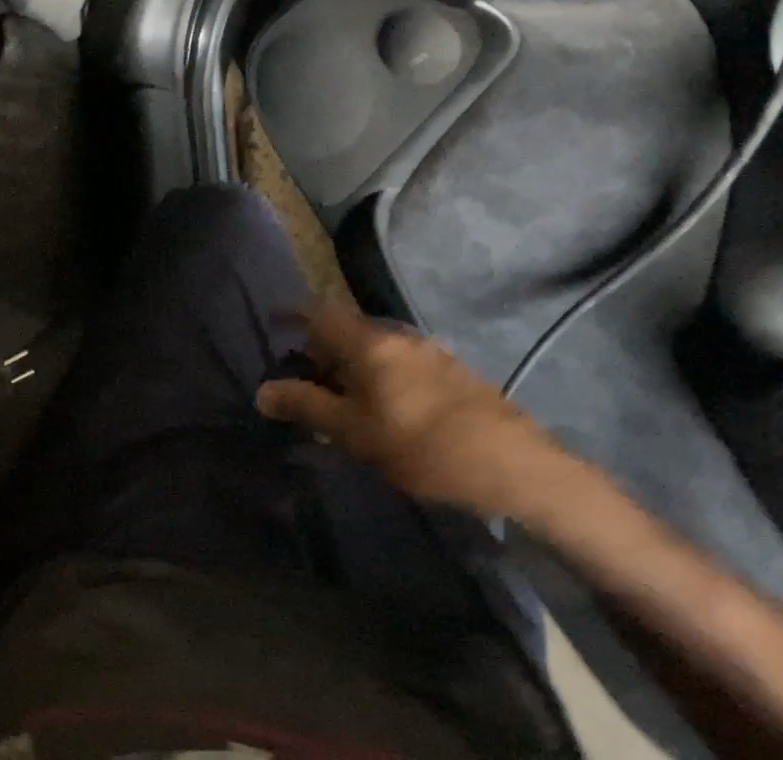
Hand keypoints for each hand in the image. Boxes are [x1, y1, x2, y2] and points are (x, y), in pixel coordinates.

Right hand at [255, 302, 555, 514]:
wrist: (519, 469)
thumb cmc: (421, 446)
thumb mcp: (351, 432)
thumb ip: (304, 406)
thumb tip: (263, 391)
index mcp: (370, 343)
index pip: (320, 312)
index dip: (293, 314)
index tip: (273, 323)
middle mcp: (400, 338)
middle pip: (348, 333)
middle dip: (322, 352)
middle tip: (305, 383)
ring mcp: (433, 355)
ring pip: (377, 352)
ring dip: (353, 369)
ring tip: (343, 404)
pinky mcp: (457, 376)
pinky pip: (402, 366)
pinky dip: (381, 379)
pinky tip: (385, 414)